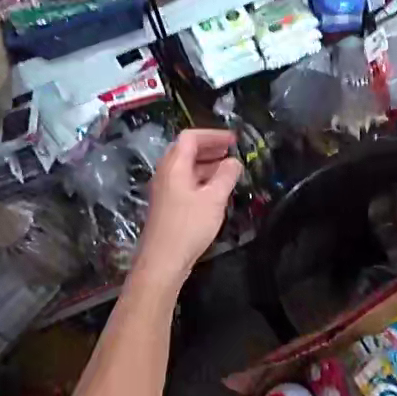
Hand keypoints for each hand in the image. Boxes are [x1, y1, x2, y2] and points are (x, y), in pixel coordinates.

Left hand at [137, 129, 242, 276]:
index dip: (213, 135)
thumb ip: (226, 176)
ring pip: (186, 167)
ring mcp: (164, 189)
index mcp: (174, 166)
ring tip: (229, 170)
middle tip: (232, 151)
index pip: (190, 137)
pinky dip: (201, 178)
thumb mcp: (214, 199)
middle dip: (210, 148)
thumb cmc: (189, 226)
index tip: (233, 140)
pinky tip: (216, 190)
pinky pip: (184, 182)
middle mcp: (166, 173)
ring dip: (207, 164)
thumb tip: (234, 161)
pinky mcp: (167, 205)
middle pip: (186, 150)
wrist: (162, 261)